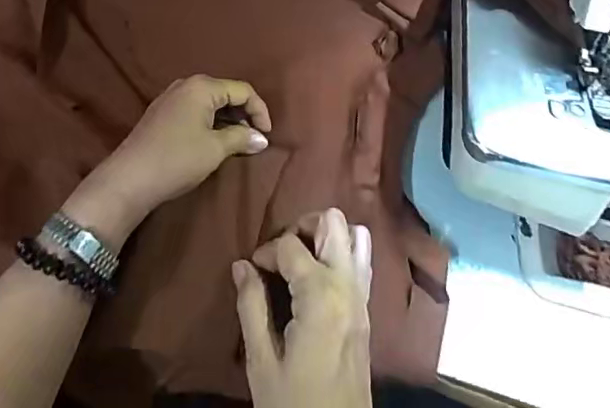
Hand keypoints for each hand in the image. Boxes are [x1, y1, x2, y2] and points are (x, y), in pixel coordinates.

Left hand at [66, 75, 271, 245]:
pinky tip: (213, 142)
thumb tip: (261, 139)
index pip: (243, 90)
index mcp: (202, 86)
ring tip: (237, 143)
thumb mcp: (215, 149)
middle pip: (226, 92)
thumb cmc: (177, 159)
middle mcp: (186, 84)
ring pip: (210, 102)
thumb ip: (241, 138)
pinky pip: (195, 110)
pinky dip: (210, 122)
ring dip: (227, 120)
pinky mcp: (161, 113)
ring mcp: (171, 98)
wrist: (128, 180)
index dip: (260, 111)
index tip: (267, 136)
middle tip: (254, 139)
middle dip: (244, 114)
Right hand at [233, 208, 372, 407]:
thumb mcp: (262, 361)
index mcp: (320, 293)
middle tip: (280, 251)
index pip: (290, 245)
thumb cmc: (294, 403)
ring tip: (302, 256)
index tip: (252, 269)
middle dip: (303, 225)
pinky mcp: (368, 309)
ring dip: (328, 235)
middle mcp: (347, 284)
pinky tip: (320, 272)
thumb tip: (241, 265)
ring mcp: (363, 295)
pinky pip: (363, 260)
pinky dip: (343, 252)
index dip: (266, 251)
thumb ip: (251, 306)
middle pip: (333, 221)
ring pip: (356, 234)